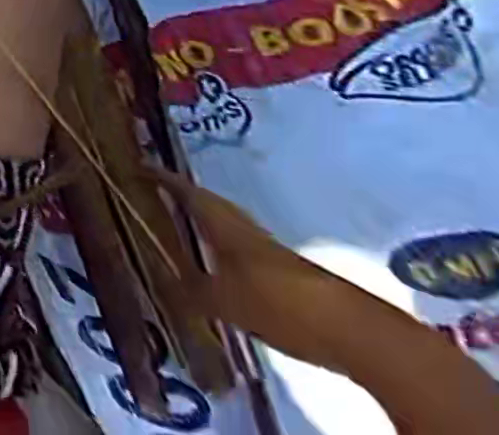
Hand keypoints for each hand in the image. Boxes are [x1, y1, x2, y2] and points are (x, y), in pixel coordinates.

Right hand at [151, 169, 498, 433]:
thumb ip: (189, 290)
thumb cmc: (280, 303)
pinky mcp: (290, 274)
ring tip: (179, 227)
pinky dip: (222, 248)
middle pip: (208, 204)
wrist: (359, 334)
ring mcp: (271, 251)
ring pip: (227, 226)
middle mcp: (246, 229)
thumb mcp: (222, 301)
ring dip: (204, 222)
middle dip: (182, 196)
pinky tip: (217, 266)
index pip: (184, 191)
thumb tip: (159, 282)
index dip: (161, 177)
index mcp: (224, 224)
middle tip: (154, 192)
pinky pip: (243, 249)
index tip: (138, 163)